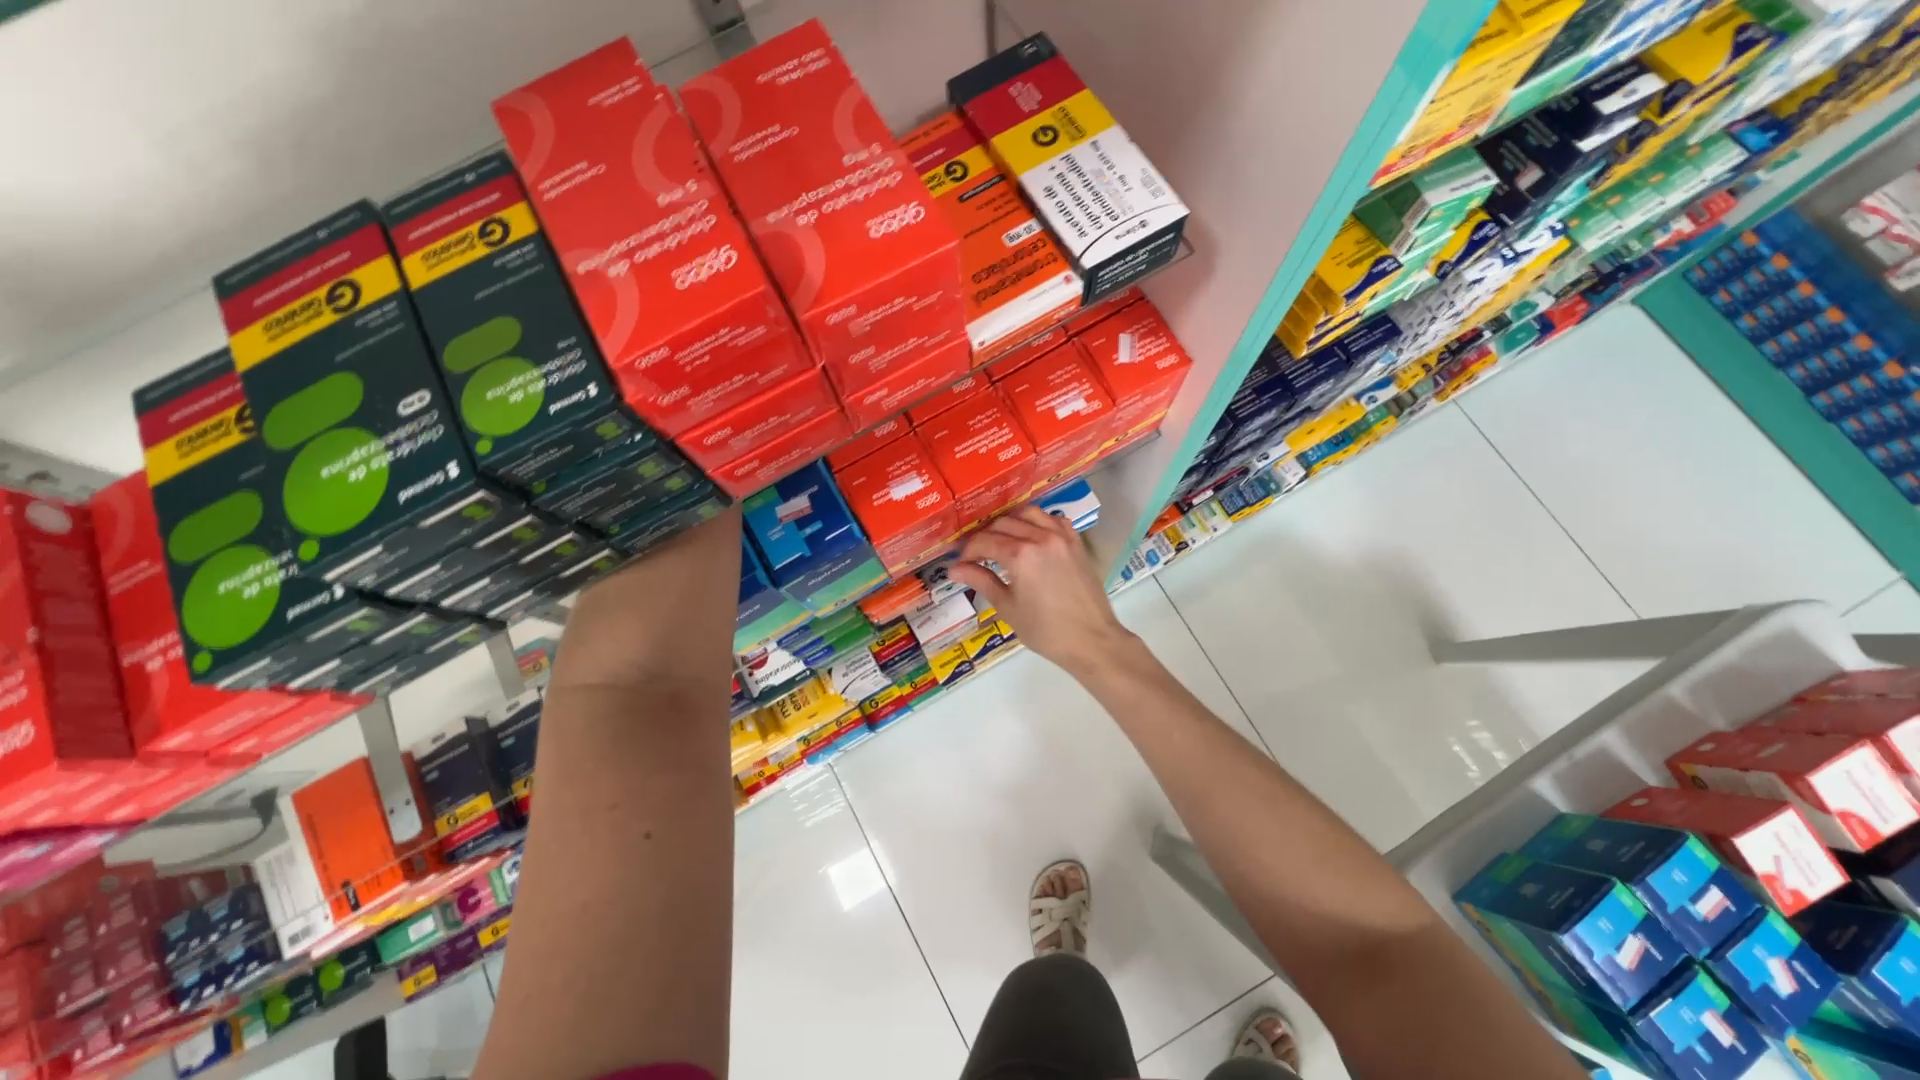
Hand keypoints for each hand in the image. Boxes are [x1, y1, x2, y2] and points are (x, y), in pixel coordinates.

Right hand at [947, 505, 1136, 676]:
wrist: (1091, 640)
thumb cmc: (1045, 631)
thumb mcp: (1007, 607)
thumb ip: (981, 581)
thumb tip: (955, 569)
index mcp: (1020, 554)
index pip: (984, 541)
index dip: (968, 551)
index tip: (961, 564)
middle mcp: (1040, 537)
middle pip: (1003, 524)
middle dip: (985, 537)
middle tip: (976, 555)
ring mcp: (1061, 536)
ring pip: (1028, 514)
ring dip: (1010, 523)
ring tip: (1001, 540)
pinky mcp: (1076, 542)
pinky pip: (1053, 519)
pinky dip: (1037, 522)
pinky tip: (1031, 535)